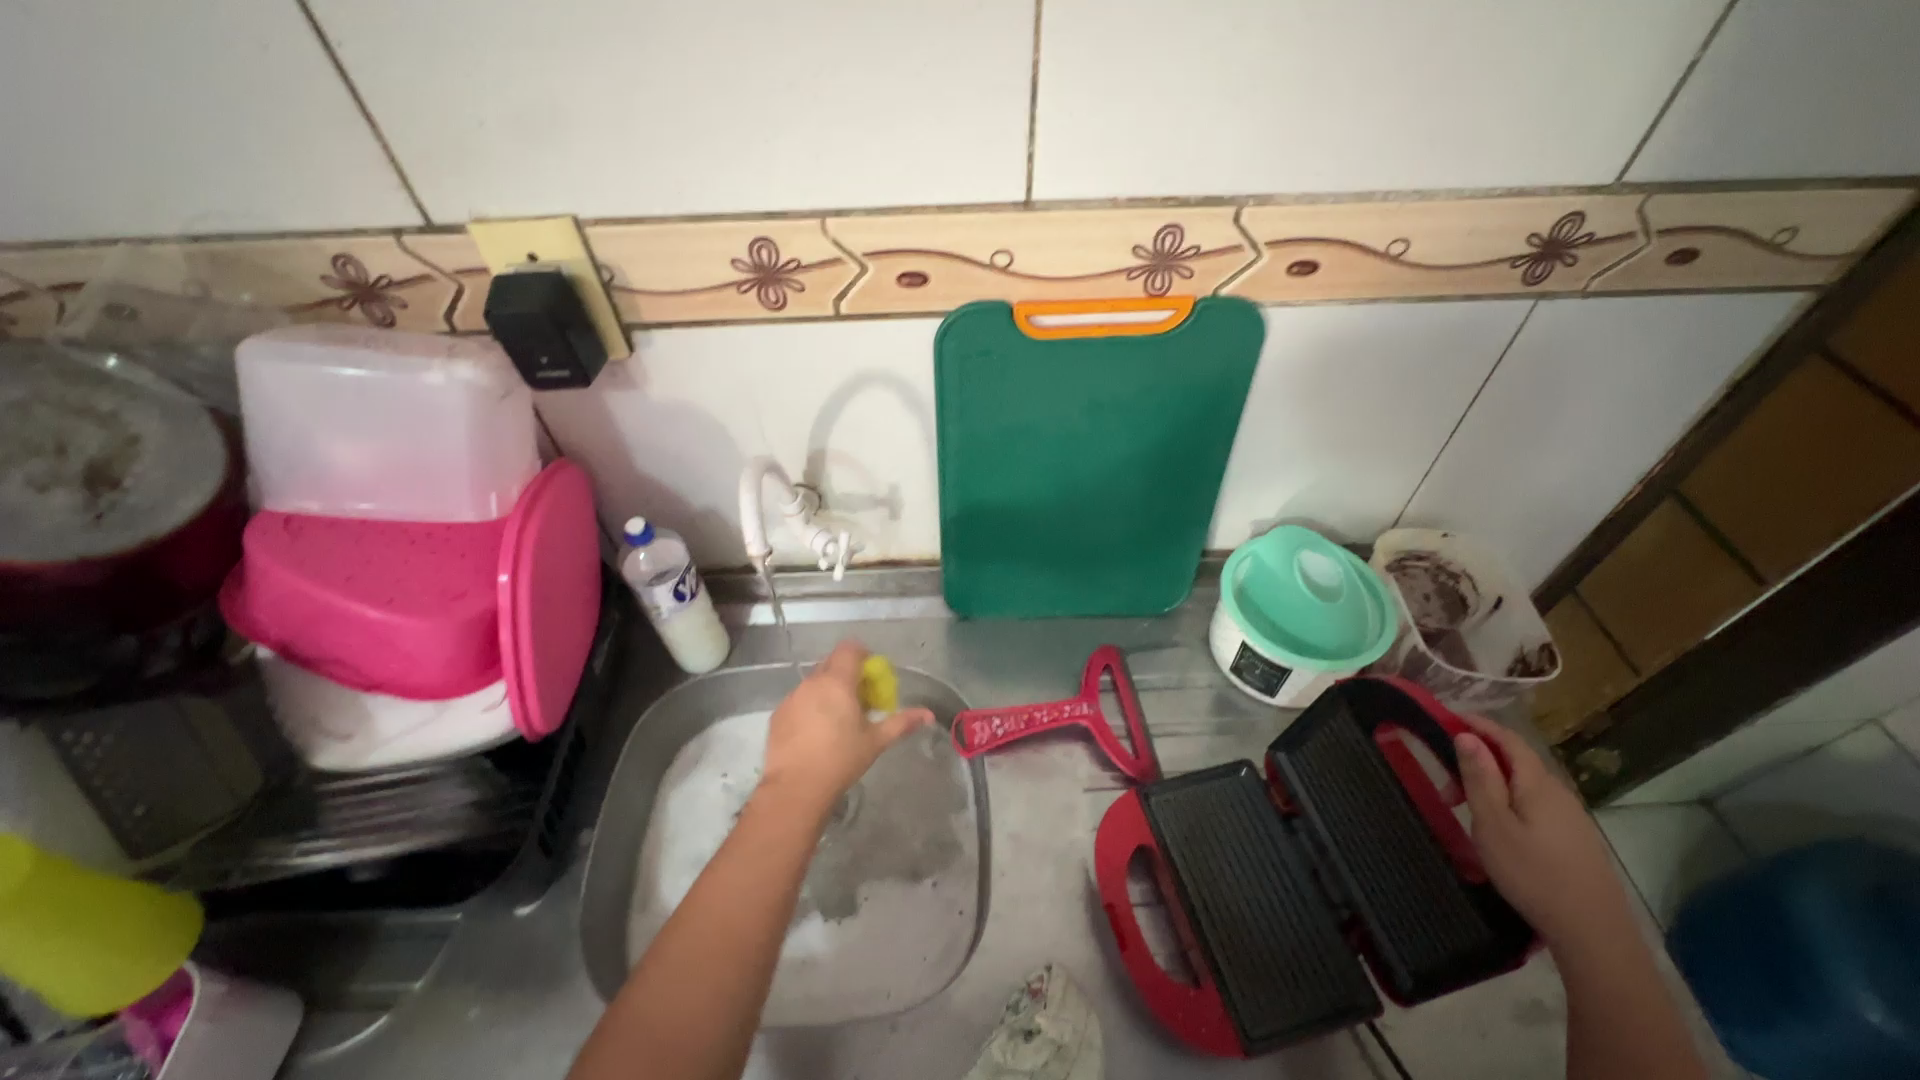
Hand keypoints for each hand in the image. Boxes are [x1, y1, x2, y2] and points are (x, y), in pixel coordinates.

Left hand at [758, 640, 934, 817]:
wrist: (795, 787)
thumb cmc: (841, 760)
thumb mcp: (875, 741)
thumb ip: (902, 722)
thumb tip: (928, 715)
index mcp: (837, 682)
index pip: (850, 649)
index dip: (864, 656)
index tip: (873, 676)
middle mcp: (812, 682)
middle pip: (832, 664)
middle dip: (848, 676)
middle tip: (861, 701)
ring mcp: (792, 697)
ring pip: (814, 683)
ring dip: (829, 692)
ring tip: (838, 721)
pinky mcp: (778, 714)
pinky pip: (799, 700)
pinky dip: (811, 708)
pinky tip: (816, 735)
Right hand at [1454, 713, 1634, 949]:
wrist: (1592, 929)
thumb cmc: (1533, 874)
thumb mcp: (1493, 825)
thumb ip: (1480, 778)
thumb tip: (1467, 736)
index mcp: (1536, 782)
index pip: (1507, 738)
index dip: (1477, 724)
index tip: (1445, 719)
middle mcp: (1558, 791)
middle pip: (1516, 760)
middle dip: (1478, 760)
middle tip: (1446, 786)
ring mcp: (1570, 815)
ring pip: (1524, 784)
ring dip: (1492, 784)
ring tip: (1466, 808)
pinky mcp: (1574, 837)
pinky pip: (1534, 803)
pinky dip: (1508, 801)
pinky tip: (1498, 827)